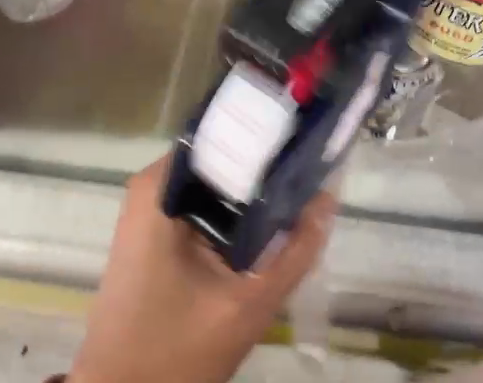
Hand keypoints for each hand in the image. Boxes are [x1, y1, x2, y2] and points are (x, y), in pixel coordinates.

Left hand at [69, 155, 338, 382]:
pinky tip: (270, 230)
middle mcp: (153, 185)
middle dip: (269, 165)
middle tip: (316, 175)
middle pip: (224, 156)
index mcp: (162, 186)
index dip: (271, 132)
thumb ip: (295, 251)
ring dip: (256, 193)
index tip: (313, 137)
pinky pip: (206, 206)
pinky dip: (237, 215)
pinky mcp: (156, 233)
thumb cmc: (174, 351)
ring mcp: (152, 210)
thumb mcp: (248, 304)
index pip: (225, 132)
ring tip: (302, 198)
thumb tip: (329, 198)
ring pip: (218, 183)